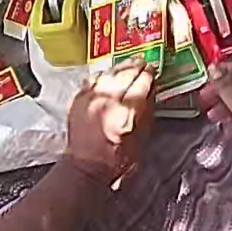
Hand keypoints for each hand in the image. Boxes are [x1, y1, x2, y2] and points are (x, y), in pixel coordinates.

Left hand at [63, 60, 156, 185]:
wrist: (84, 168)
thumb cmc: (116, 160)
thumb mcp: (140, 141)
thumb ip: (146, 113)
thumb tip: (151, 91)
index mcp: (125, 113)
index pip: (141, 84)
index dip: (149, 74)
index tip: (153, 69)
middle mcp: (107, 101)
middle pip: (125, 74)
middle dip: (136, 66)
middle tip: (143, 62)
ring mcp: (90, 98)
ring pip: (108, 73)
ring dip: (120, 68)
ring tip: (128, 65)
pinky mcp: (78, 99)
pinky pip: (92, 79)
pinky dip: (103, 75)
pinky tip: (108, 74)